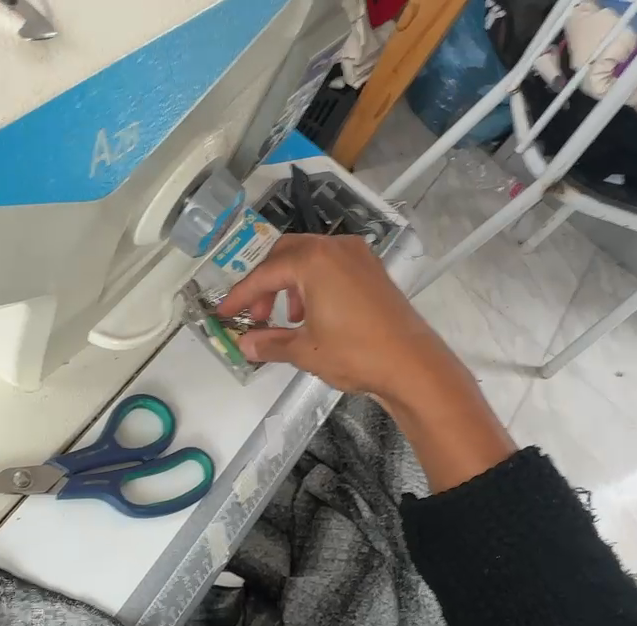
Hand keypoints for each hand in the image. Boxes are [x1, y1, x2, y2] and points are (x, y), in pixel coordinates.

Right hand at [214, 233, 448, 401]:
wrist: (411, 364)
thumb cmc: (355, 353)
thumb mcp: (304, 351)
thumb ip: (269, 343)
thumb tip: (245, 343)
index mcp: (314, 261)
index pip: (265, 274)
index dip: (241, 296)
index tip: (225, 312)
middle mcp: (335, 249)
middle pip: (286, 254)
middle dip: (266, 284)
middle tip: (256, 315)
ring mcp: (358, 257)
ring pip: (309, 258)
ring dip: (290, 284)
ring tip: (287, 319)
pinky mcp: (372, 271)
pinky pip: (331, 266)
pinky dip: (313, 284)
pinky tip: (312, 315)